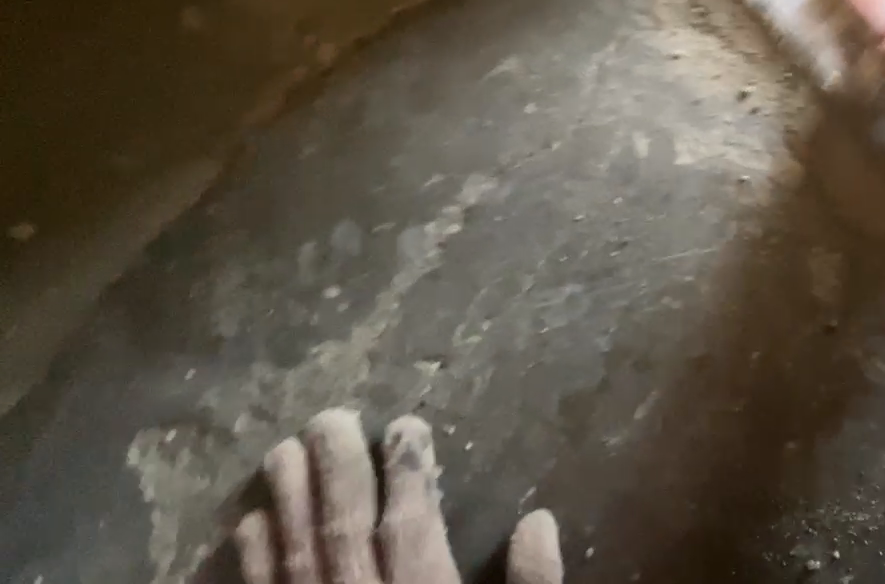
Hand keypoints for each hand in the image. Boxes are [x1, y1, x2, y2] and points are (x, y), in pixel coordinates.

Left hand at [235, 409, 561, 583]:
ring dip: (286, 506)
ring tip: (279, 453)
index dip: (407, 474)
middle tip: (326, 419)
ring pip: (293, 565)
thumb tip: (538, 520)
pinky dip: (251, 566)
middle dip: (335, 475)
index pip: (410, 528)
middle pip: (343, 536)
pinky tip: (245, 527)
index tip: (403, 425)